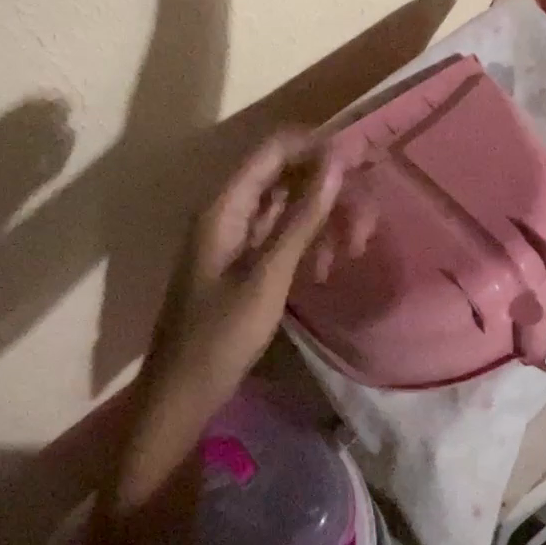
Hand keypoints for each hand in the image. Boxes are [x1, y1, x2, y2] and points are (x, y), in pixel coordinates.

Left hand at [140, 129, 343, 412]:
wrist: (180, 396)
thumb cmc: (220, 337)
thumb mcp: (269, 276)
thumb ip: (302, 218)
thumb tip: (336, 163)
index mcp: (225, 206)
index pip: (275, 149)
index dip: (318, 148)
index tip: (361, 165)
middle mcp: (229, 211)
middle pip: (287, 176)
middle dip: (329, 192)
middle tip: (365, 224)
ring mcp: (235, 236)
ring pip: (289, 206)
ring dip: (324, 221)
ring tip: (352, 251)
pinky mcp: (243, 261)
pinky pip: (282, 234)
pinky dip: (308, 243)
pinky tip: (327, 268)